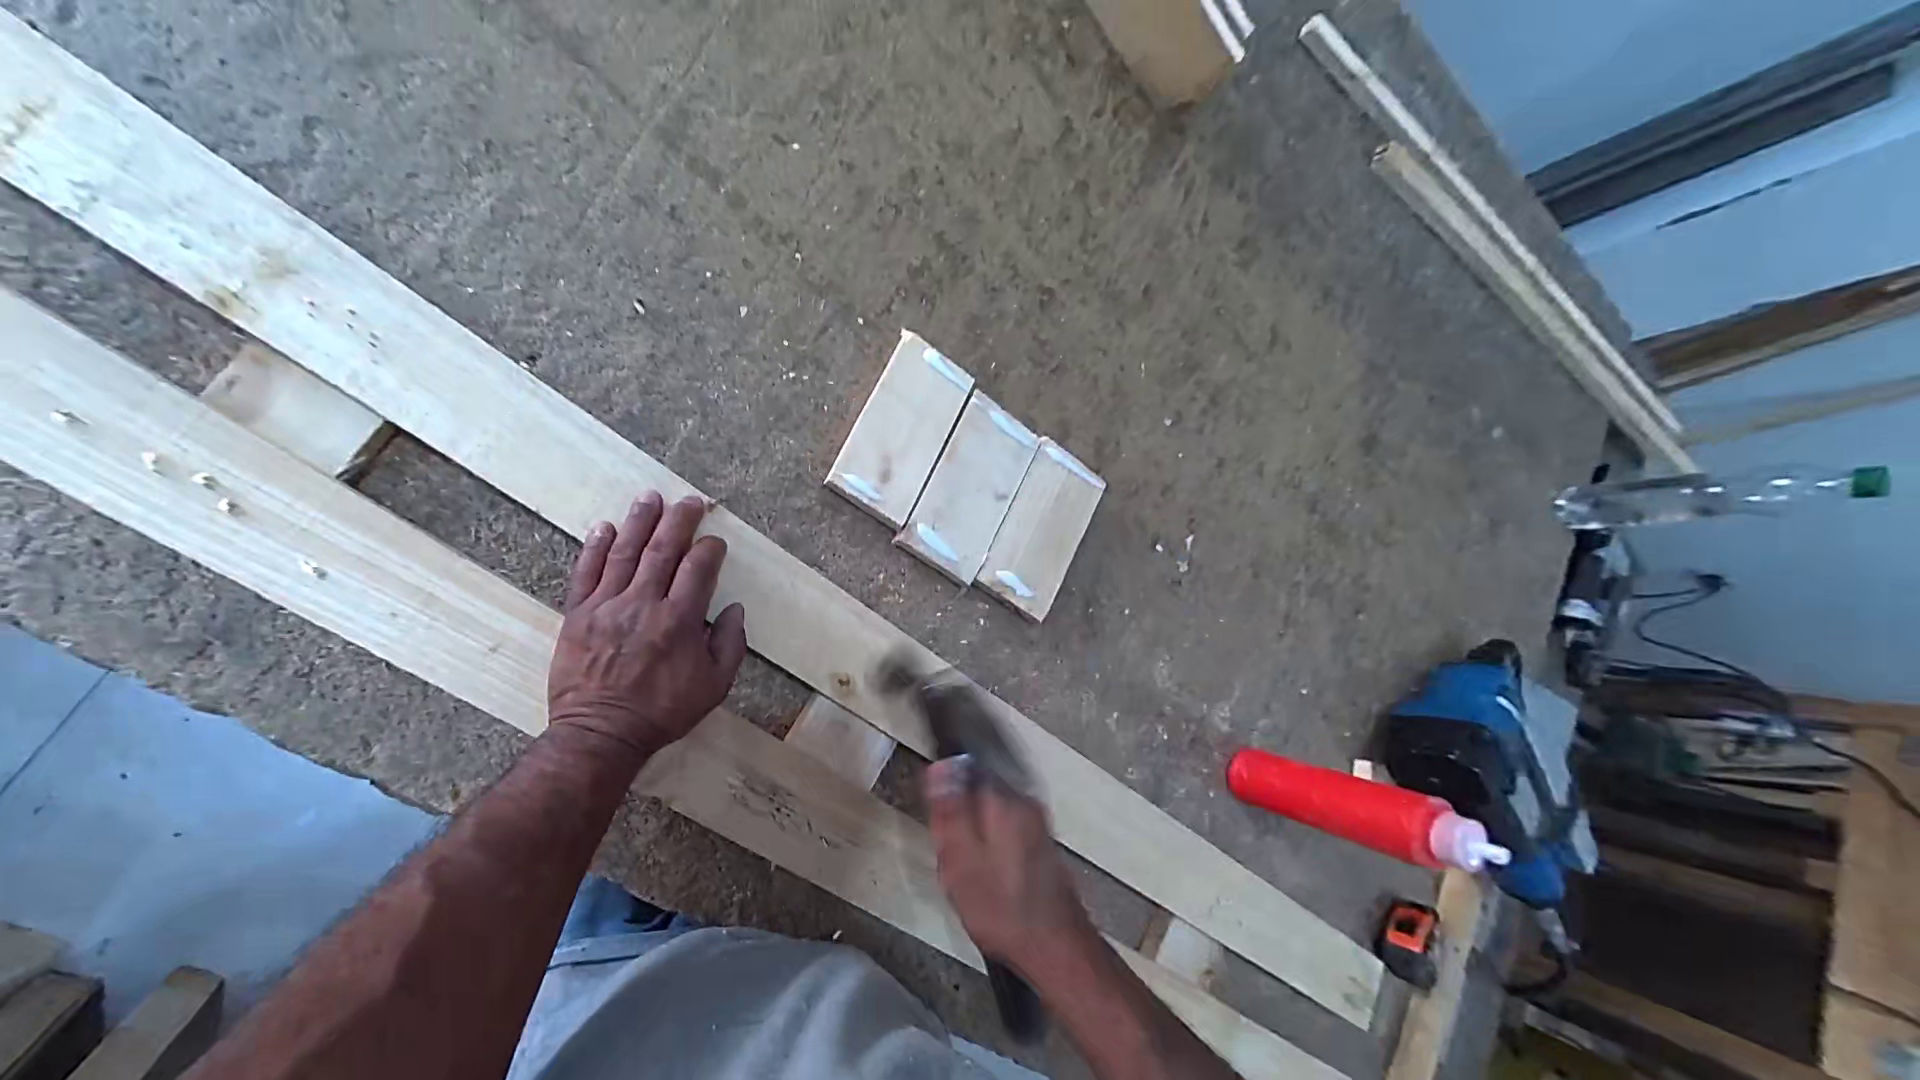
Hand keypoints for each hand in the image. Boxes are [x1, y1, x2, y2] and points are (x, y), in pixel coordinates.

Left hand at [546, 491, 747, 759]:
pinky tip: (604, 527)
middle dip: (679, 521)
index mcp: (680, 620)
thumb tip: (735, 610)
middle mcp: (644, 604)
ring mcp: (607, 606)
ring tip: (650, 498)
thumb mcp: (714, 686)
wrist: (600, 734)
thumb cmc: (663, 711)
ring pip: (625, 553)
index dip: (709, 550)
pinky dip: (595, 548)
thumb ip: (730, 644)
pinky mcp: (578, 615)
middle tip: (689, 501)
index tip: (715, 542)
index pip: (698, 569)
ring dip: (639, 522)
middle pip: (663, 550)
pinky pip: (586, 573)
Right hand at [925, 760, 1095, 976]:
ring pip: (988, 816)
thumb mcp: (960, 861)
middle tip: (953, 861)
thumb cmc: (1005, 910)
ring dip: (973, 840)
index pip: (963, 769)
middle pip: (976, 794)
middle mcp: (1025, 802)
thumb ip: (948, 810)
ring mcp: (1037, 822)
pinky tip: (988, 884)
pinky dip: (990, 855)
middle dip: (958, 822)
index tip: (940, 824)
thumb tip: (940, 767)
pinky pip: (1003, 835)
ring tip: (969, 876)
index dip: (944, 797)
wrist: (1054, 948)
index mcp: (1003, 799)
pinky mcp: (1041, 843)